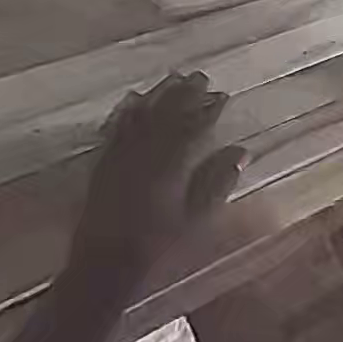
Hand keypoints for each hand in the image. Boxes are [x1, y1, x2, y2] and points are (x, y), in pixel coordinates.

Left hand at [72, 72, 245, 275]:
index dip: (208, 109)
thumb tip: (240, 151)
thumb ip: (219, 181)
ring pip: (139, 117)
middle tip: (200, 76)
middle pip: (165, 115)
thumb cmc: (160, 244)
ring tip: (171, 80)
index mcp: (171, 165)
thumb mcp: (198, 216)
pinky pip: (115, 130)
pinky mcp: (102, 165)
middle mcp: (143, 154)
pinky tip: (132, 102)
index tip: (223, 95)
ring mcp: (119, 157)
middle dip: (184, 94)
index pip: (192, 127)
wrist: (105, 265)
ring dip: (157, 96)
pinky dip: (127, 113)